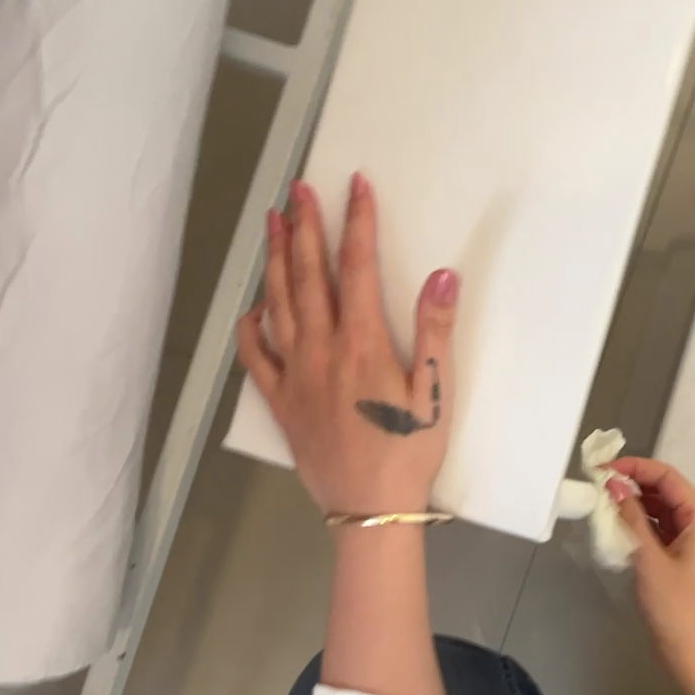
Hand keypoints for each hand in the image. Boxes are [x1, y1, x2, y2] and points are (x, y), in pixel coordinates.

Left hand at [236, 173, 459, 519]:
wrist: (371, 509)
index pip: (357, 268)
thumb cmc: (409, 452)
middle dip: (304, 227)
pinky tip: (253, 306)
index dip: (357, 223)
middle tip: (298, 189)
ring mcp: (294, 375)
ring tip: (271, 222)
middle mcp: (320, 350)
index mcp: (361, 344)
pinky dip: (251, 325)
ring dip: (274, 260)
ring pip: (278, 304)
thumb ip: (435, 331)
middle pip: (308, 276)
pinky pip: (255, 356)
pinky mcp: (281, 401)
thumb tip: (443, 274)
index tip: (355, 185)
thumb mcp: (435, 393)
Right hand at [608, 457, 694, 674]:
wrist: (692, 653)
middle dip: (632, 483)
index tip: (602, 469)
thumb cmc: (675, 606)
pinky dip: (638, 524)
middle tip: (597, 485)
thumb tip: (614, 485)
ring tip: (601, 502)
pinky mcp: (680, 557)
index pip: (667, 476)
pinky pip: (658, 529)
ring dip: (633, 504)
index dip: (636, 467)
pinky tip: (615, 525)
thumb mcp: (649, 558)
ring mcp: (691, 540)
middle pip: (664, 489)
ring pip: (660, 509)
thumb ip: (631, 518)